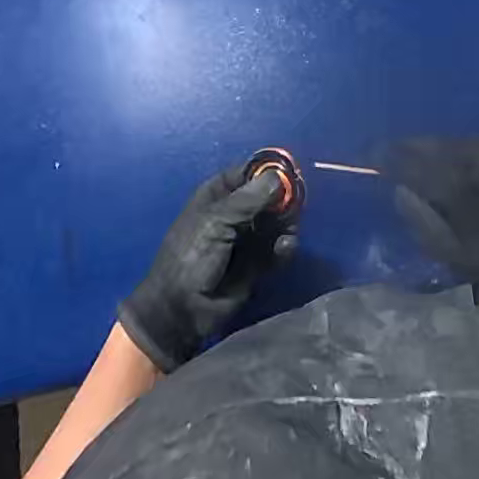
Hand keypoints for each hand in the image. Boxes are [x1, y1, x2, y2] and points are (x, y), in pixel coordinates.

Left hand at [118, 166, 298, 371]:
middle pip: (268, 198)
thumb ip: (247, 200)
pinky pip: (279, 249)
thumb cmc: (191, 255)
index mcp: (217, 195)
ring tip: (286, 233)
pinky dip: (284, 247)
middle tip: (293, 208)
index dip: (267, 172)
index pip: (247, 174)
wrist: (184, 306)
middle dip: (283, 201)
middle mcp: (234, 213)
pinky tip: (284, 248)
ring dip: (286, 225)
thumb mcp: (215, 221)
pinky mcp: (258, 264)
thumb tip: (277, 176)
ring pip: (277, 223)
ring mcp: (247, 239)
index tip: (291, 174)